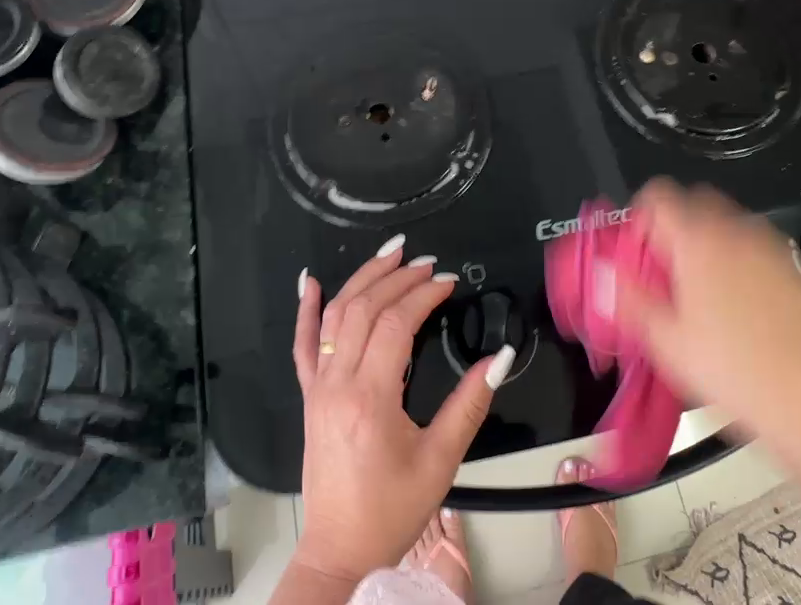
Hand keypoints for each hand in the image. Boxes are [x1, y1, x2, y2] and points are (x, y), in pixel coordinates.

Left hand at [288, 238, 513, 585]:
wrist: (342, 548)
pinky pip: (302, 346)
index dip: (423, 294)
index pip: (395, 324)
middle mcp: (338, 385)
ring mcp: (318, 389)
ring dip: (361, 280)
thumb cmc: (392, 508)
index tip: (448, 281)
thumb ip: (470, 403)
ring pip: (334, 318)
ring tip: (388, 254)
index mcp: (371, 398)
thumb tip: (498, 358)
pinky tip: (308, 283)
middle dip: (396, 277)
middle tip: (425, 261)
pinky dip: (305, 311)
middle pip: (363, 310)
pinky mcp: (309, 398)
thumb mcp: (441, 460)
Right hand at [615, 179, 800, 450]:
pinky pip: (756, 250)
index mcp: (698, 239)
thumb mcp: (665, 340)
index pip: (657, 196)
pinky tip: (736, 312)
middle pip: (693, 203)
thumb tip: (601, 274)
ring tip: (696, 297)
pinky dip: (738, 264)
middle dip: (671, 230)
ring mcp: (772, 248)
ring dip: (705, 246)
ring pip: (726, 227)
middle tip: (659, 273)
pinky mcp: (797, 269)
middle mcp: (737, 231)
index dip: (637, 219)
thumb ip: (626, 296)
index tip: (632, 251)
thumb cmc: (738, 372)